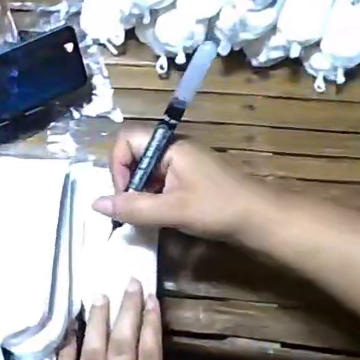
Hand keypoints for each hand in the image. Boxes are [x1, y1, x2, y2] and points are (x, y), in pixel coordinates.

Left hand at [38, 282, 197, 359]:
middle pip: (121, 347)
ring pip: (90, 355)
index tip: (151, 299)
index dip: (151, 326)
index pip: (150, 359)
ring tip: (99, 295)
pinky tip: (69, 331)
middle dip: (126, 312)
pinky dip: (66, 352)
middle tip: (129, 282)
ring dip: (95, 322)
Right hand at [91, 126, 269, 241]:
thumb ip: (134, 207)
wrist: (263, 220)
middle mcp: (175, 150)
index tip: (124, 193)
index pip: (127, 139)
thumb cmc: (219, 209)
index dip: (117, 165)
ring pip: (146, 172)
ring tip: (147, 217)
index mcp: (171, 147)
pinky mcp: (191, 181)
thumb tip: (96, 204)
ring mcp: (184, 165)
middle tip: (133, 209)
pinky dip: (154, 199)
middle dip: (127, 182)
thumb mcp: (173, 210)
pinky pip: (160, 183)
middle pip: (134, 156)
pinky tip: (161, 218)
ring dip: (140, 194)